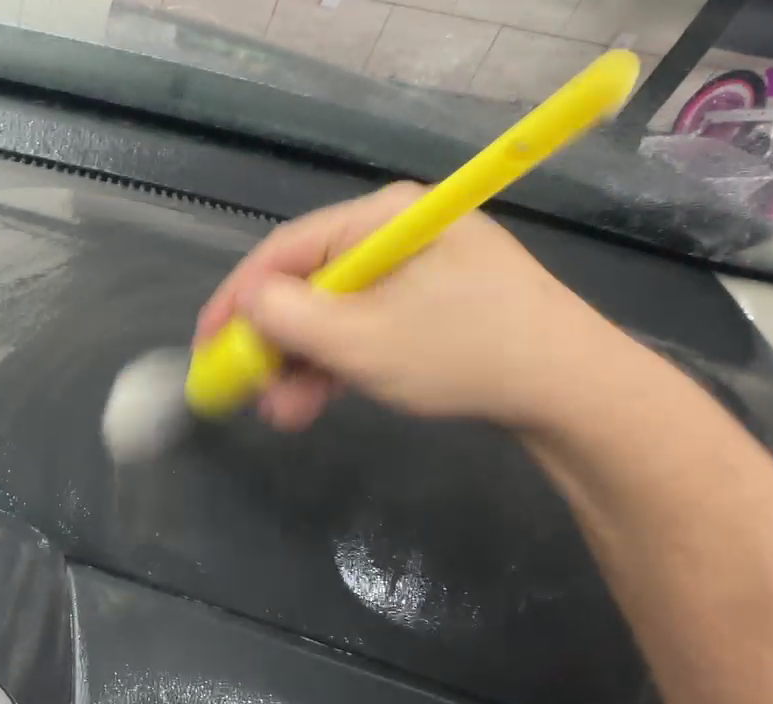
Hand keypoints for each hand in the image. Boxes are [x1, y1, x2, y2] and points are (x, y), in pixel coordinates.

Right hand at [195, 182, 652, 432]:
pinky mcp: (427, 305)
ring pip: (329, 317)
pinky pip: (360, 330)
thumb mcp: (360, 341)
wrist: (567, 388)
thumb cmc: (461, 352)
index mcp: (381, 220)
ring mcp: (413, 271)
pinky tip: (314, 403)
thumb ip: (289, 319)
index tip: (205, 346)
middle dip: (270, 347)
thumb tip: (245, 305)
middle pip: (304, 286)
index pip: (283, 251)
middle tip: (247, 393)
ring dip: (298, 367)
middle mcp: (394, 235)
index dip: (235, 301)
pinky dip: (332, 366)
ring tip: (285, 415)